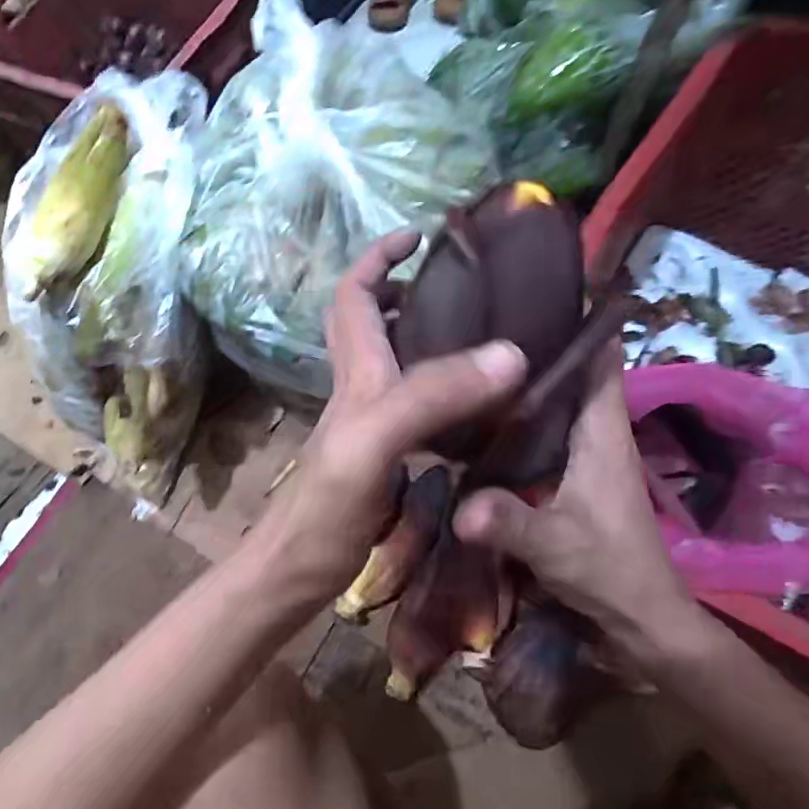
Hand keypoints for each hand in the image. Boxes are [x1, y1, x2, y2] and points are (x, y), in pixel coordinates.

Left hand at [248, 232, 525, 599]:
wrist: (298, 571)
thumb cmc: (327, 506)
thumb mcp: (377, 441)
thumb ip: (434, 396)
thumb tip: (510, 353)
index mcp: (357, 373)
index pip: (355, 296)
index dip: (379, 258)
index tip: (420, 236)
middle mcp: (360, 389)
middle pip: (368, 321)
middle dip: (402, 287)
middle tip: (458, 284)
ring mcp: (369, 423)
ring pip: (391, 360)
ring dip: (423, 334)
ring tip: (478, 331)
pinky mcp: (383, 455)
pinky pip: (413, 403)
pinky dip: (441, 387)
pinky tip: (476, 403)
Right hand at [454, 346, 714, 661]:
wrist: (641, 615)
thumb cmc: (609, 569)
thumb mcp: (554, 545)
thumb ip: (510, 524)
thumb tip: (460, 509)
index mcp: (602, 430)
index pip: (600, 357)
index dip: (580, 319)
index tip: (539, 290)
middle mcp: (598, 430)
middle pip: (574, 369)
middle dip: (540, 342)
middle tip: (487, 317)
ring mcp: (587, 450)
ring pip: (560, 397)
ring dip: (531, 377)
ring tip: (479, 353)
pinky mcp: (575, 470)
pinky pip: (549, 426)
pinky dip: (525, 412)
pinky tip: (487, 412)